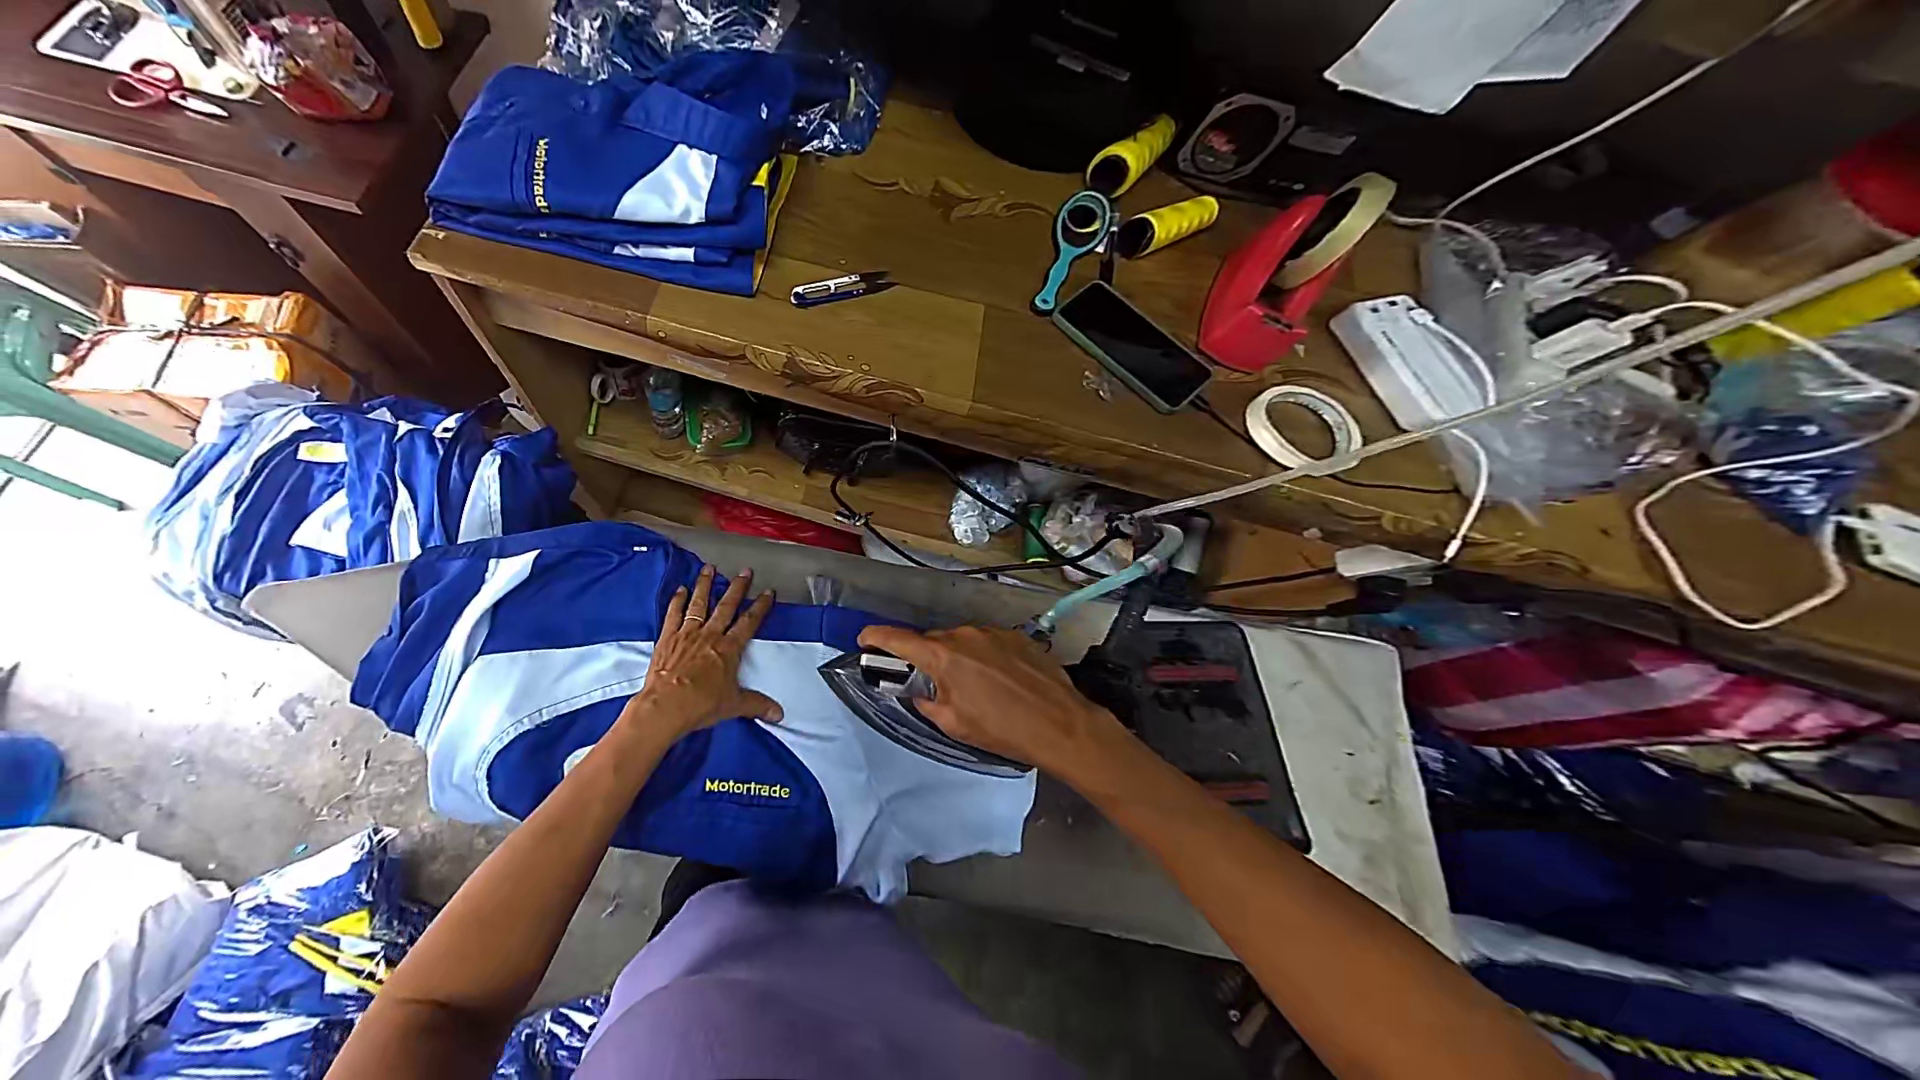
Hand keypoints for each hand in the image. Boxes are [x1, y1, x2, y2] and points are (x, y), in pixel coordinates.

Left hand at [622, 564, 780, 739]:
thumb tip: (778, 714)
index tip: (767, 593)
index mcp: (729, 649)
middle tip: (744, 572)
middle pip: (726, 606)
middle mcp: (710, 636)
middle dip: (737, 588)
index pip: (749, 622)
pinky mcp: (667, 638)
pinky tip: (680, 590)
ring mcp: (687, 635)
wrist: (666, 707)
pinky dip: (677, 601)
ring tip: (709, 569)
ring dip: (705, 585)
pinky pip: (673, 614)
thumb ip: (757, 705)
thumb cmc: (700, 704)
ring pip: (699, 604)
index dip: (760, 606)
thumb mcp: (734, 705)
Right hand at [856, 624, 1123, 772]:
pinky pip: (987, 642)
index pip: (898, 639)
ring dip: (958, 658)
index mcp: (944, 656)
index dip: (876, 638)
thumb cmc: (1004, 729)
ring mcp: (993, 632)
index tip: (865, 640)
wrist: (1060, 724)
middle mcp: (966, 635)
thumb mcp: (954, 724)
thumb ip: (927, 702)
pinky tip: (998, 681)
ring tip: (975, 688)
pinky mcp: (1016, 636)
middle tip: (932, 684)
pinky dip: (983, 656)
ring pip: (961, 641)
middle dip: (926, 659)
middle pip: (932, 641)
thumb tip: (920, 691)